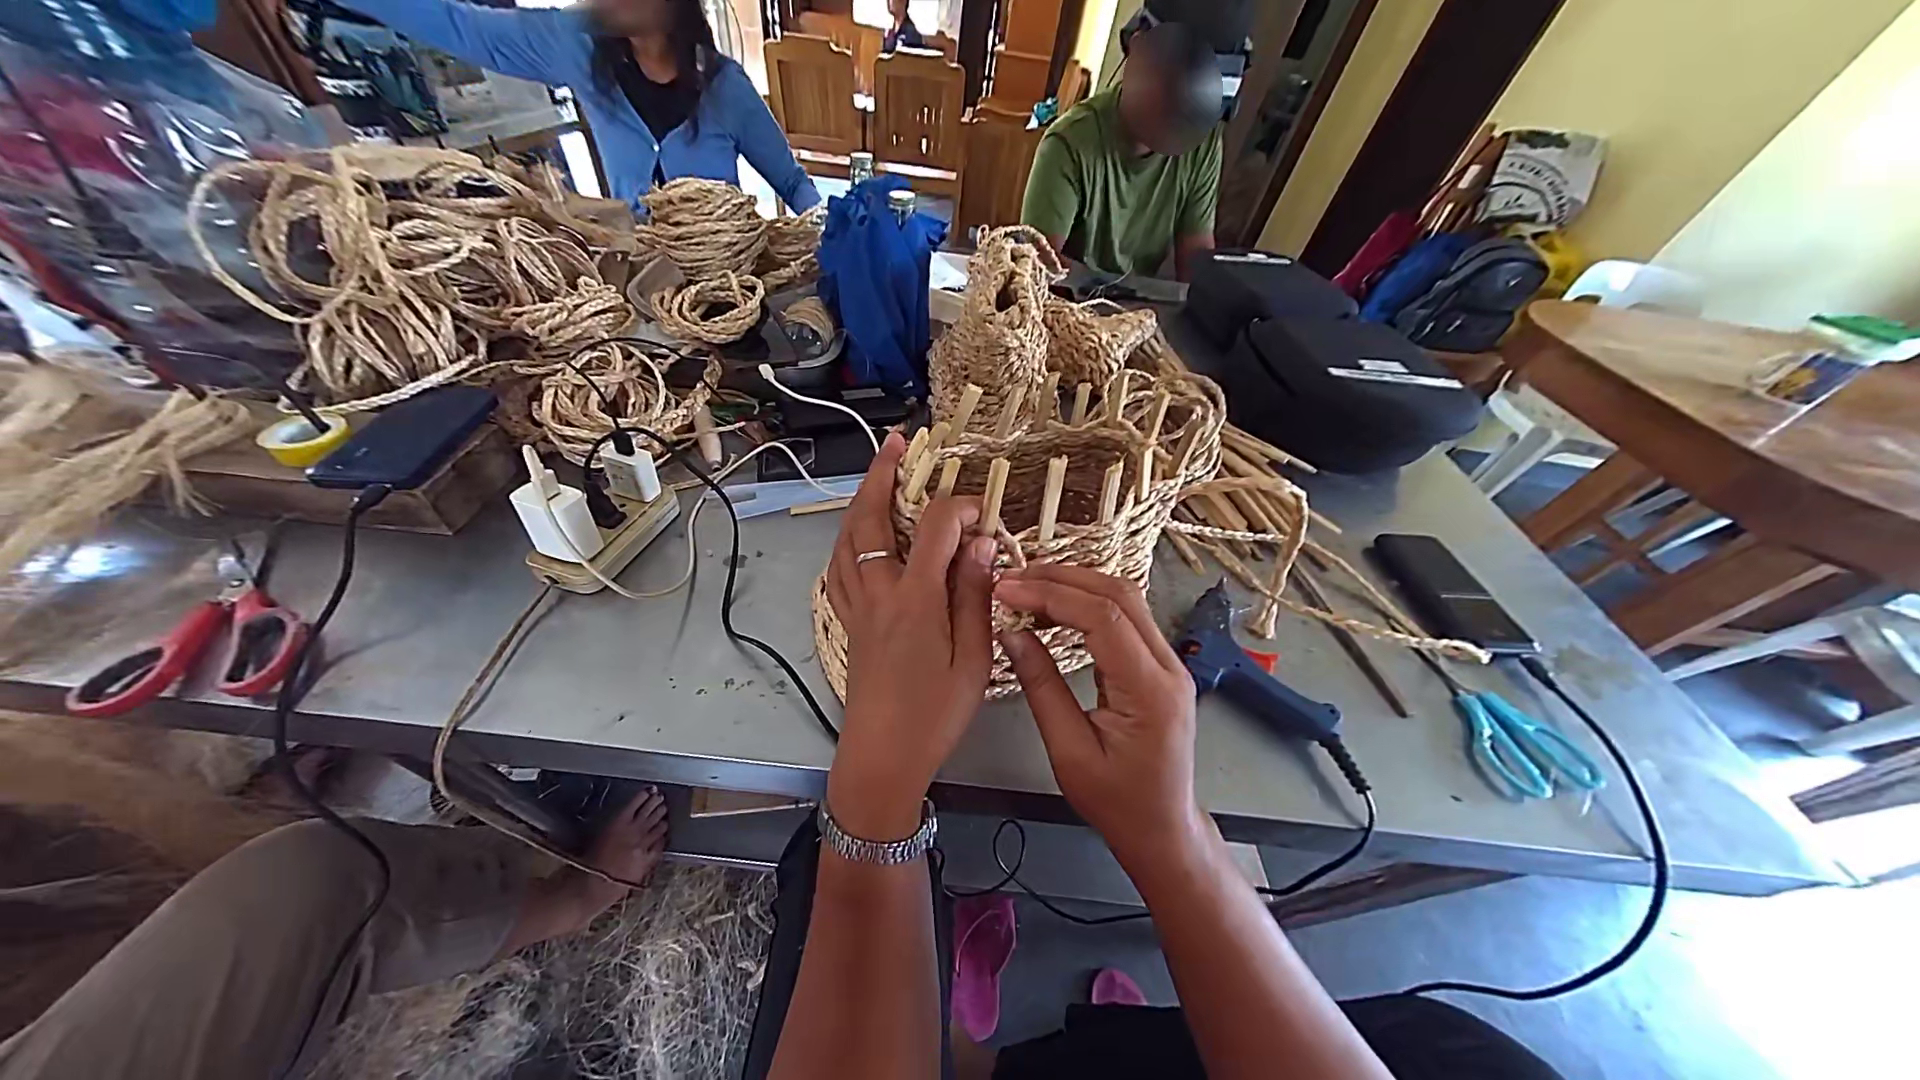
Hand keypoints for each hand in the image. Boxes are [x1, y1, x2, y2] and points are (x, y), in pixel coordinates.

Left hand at [824, 430, 996, 839]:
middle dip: (881, 475)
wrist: (882, 757)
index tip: (983, 512)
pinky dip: (847, 539)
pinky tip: (857, 536)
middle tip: (896, 444)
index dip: (959, 507)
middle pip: (870, 519)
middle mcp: (877, 593)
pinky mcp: (848, 622)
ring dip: (860, 501)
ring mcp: (856, 607)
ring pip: (846, 539)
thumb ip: (974, 596)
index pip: (934, 528)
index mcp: (914, 600)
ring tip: (876, 477)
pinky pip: (838, 568)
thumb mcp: (973, 659)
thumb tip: (983, 544)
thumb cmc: (934, 715)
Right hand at [994, 565, 1213, 870]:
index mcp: (1151, 692)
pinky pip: (1123, 615)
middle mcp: (1168, 666)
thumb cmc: (1117, 802)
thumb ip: (1042, 687)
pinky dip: (1085, 601)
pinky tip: (1052, 605)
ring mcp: (1169, 661)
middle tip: (1010, 579)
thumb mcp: (1069, 752)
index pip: (1103, 618)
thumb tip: (1012, 634)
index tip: (1007, 591)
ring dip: (1073, 583)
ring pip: (1124, 597)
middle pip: (1118, 594)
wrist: (1163, 826)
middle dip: (1060, 579)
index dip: (1051, 596)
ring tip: (1025, 585)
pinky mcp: (1158, 662)